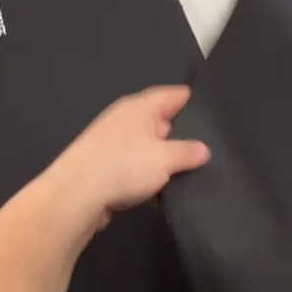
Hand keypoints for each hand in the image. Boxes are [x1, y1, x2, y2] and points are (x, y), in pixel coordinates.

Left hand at [33, 86, 209, 231]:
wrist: (76, 196)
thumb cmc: (123, 166)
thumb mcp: (164, 158)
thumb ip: (187, 152)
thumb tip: (204, 149)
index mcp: (139, 107)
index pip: (172, 95)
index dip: (193, 100)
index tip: (214, 110)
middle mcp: (126, 121)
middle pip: (162, 122)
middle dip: (184, 134)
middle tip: (214, 147)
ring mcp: (115, 145)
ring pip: (151, 149)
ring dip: (167, 161)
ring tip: (196, 173)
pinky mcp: (108, 170)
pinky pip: (138, 170)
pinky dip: (152, 179)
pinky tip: (168, 193)